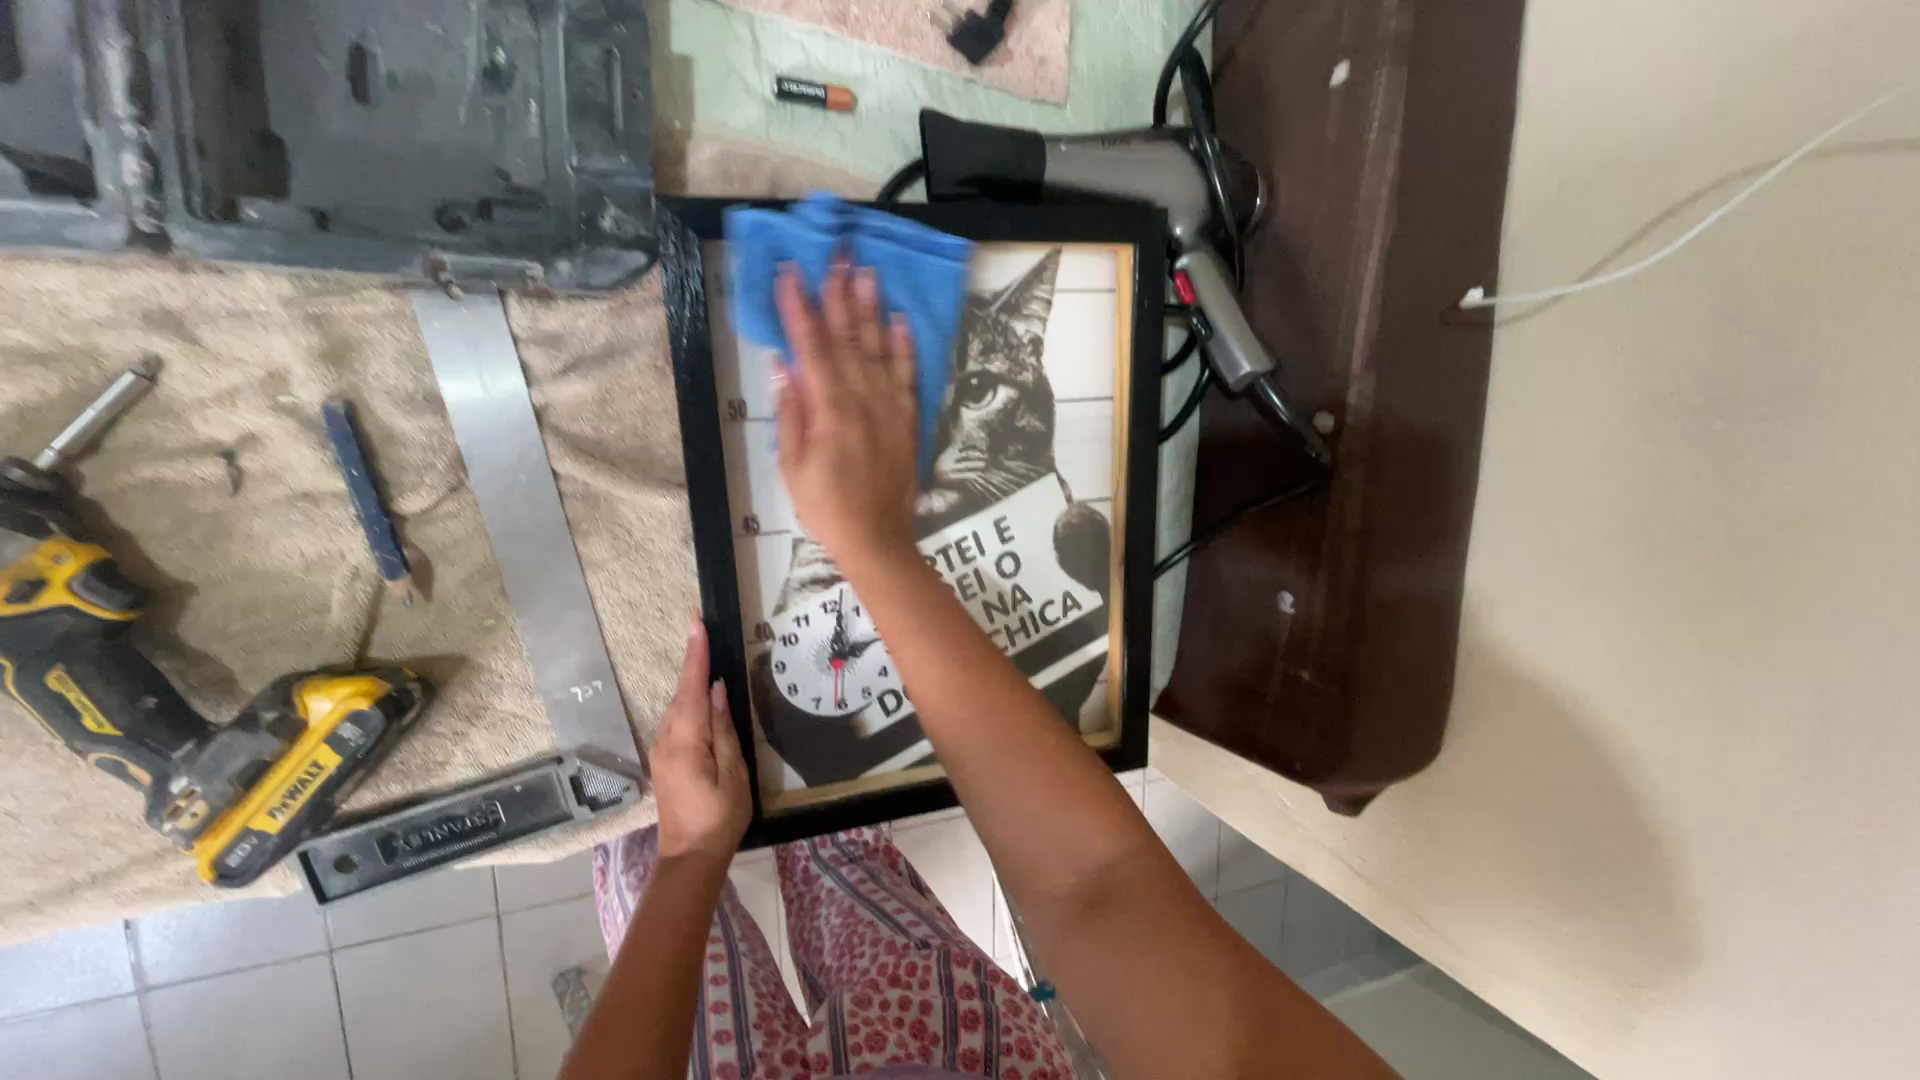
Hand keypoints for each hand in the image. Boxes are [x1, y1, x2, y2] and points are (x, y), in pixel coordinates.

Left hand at [650, 617, 751, 861]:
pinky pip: (677, 721)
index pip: (690, 689)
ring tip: (706, 654)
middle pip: (681, 694)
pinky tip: (701, 696)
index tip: (696, 623)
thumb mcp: (733, 773)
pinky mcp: (664, 759)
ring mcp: (661, 751)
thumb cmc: (720, 817)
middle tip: (703, 628)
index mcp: (685, 743)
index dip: (695, 655)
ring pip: (677, 707)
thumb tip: (716, 691)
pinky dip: (688, 702)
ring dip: (690, 681)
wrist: (690, 857)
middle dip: (692, 661)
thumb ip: (723, 729)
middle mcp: (666, 741)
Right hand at [773, 260, 919, 573]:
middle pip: (848, 338)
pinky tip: (901, 321)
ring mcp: (890, 408)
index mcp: (829, 409)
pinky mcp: (908, 421)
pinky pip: (908, 377)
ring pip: (879, 349)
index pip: (812, 347)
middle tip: (837, 253)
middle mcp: (863, 399)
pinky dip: (905, 348)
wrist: (876, 538)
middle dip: (839, 293)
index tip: (790, 272)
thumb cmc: (825, 507)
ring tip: (868, 273)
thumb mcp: (792, 465)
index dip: (799, 307)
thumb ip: (791, 413)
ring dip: (872, 309)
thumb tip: (784, 365)